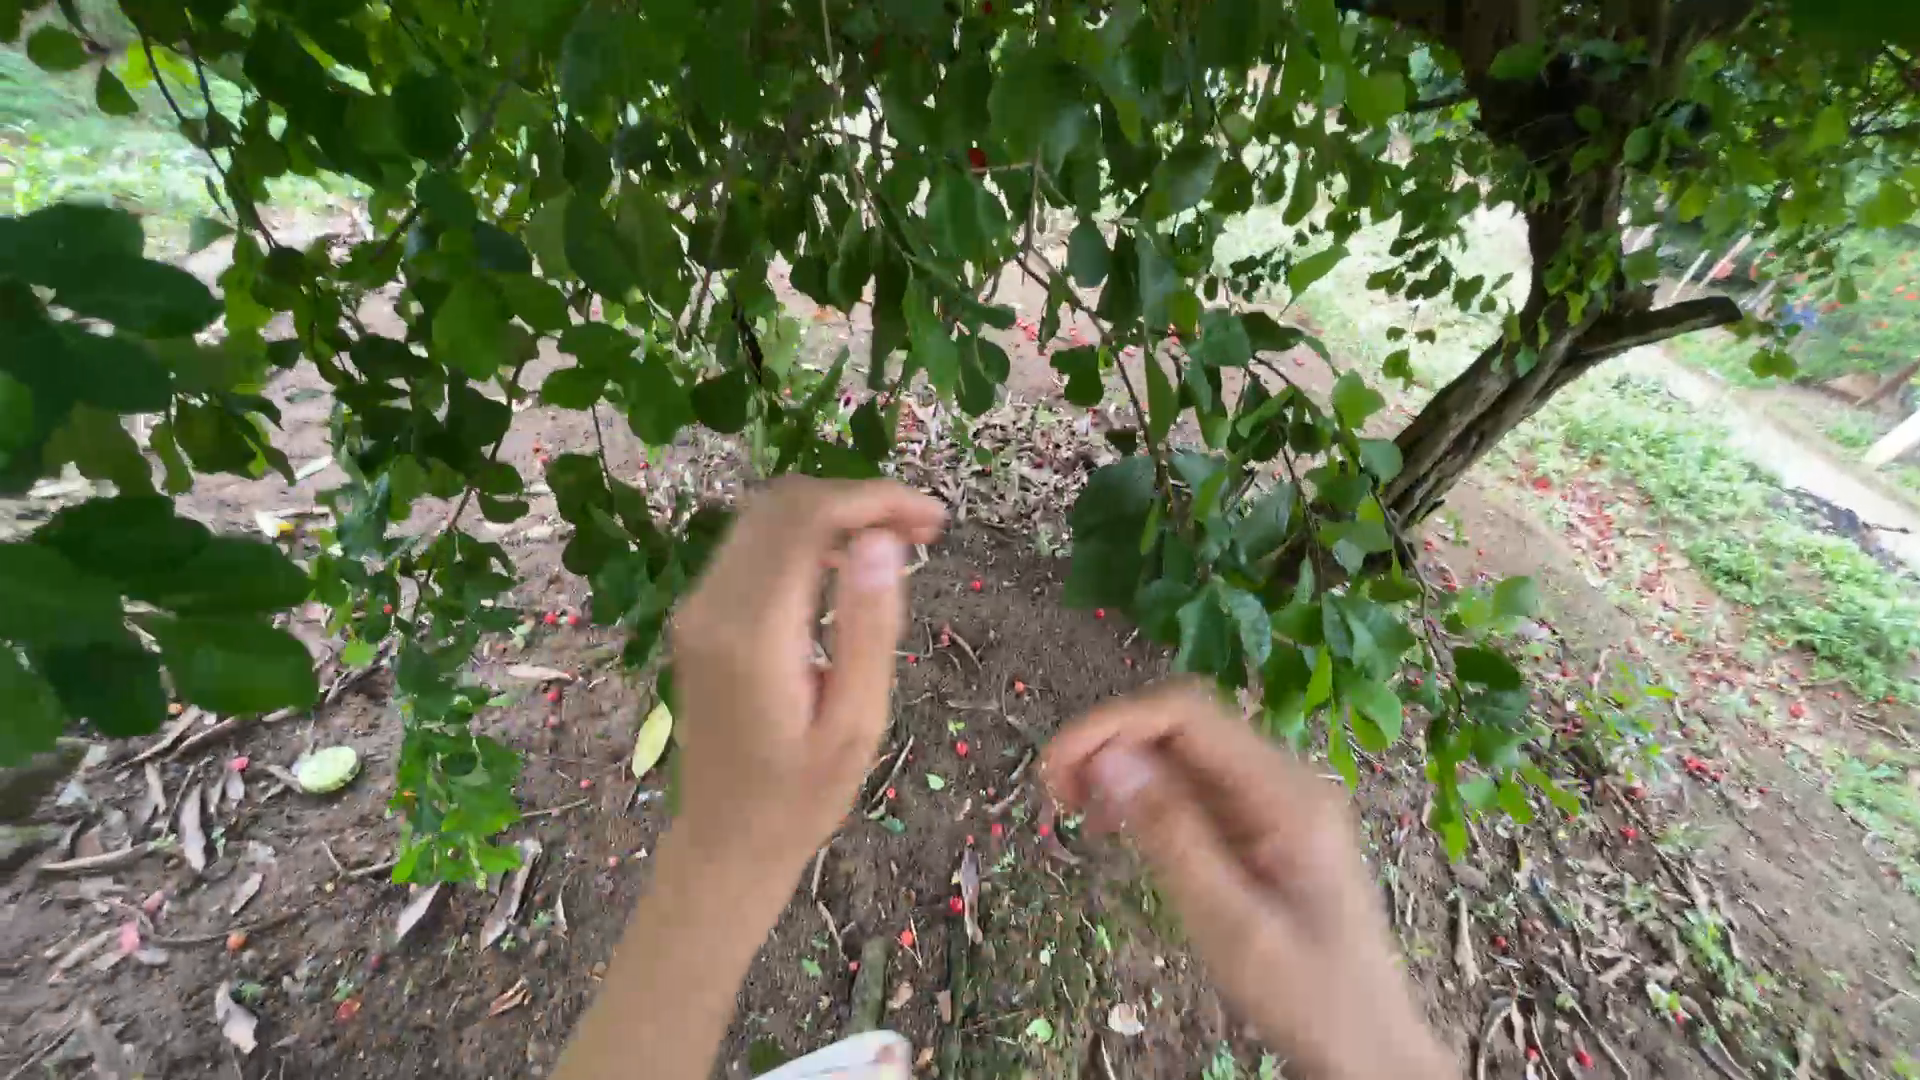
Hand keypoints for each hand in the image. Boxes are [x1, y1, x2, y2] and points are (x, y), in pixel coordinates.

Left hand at [670, 476, 946, 866]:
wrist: (725, 840)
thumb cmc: (802, 795)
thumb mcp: (857, 722)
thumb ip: (868, 626)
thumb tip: (883, 540)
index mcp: (754, 632)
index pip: (809, 519)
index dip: (875, 500)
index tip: (931, 518)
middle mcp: (713, 604)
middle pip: (784, 503)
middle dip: (859, 498)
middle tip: (923, 527)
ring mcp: (699, 606)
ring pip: (766, 515)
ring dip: (834, 511)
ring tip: (897, 539)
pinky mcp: (701, 614)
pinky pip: (754, 545)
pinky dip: (807, 533)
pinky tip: (849, 560)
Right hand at [1044, 682, 1450, 1079]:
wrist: (1373, 1052)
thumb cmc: (1309, 998)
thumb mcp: (1231, 925)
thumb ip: (1172, 835)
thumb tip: (1108, 757)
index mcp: (1285, 792)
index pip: (1187, 714)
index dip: (1113, 723)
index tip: (1057, 765)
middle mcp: (1279, 777)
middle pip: (1180, 723)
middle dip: (1110, 741)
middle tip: (1058, 791)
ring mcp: (1270, 796)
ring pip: (1179, 748)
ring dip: (1121, 764)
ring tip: (1076, 808)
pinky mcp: (1256, 819)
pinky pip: (1189, 783)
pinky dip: (1142, 793)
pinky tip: (1115, 826)